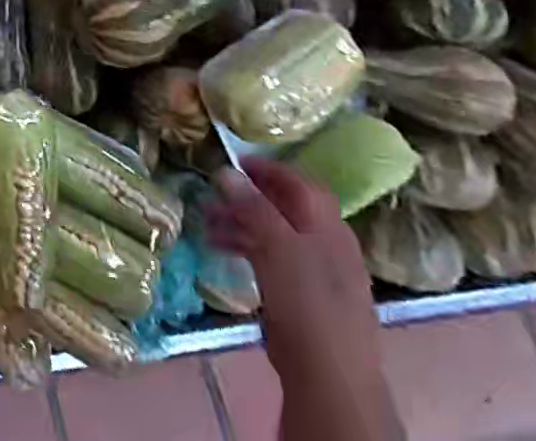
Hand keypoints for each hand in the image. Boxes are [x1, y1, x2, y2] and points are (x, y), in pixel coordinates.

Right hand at [206, 158, 400, 440]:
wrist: (329, 376)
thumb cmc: (308, 304)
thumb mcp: (279, 248)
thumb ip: (254, 208)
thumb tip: (225, 171)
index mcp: (329, 229)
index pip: (303, 184)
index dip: (271, 169)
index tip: (235, 160)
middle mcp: (326, 245)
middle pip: (286, 208)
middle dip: (248, 196)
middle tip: (212, 191)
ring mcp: (315, 272)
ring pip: (274, 233)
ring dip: (240, 221)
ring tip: (206, 220)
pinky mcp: (300, 295)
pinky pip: (270, 257)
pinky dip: (245, 246)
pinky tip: (220, 248)